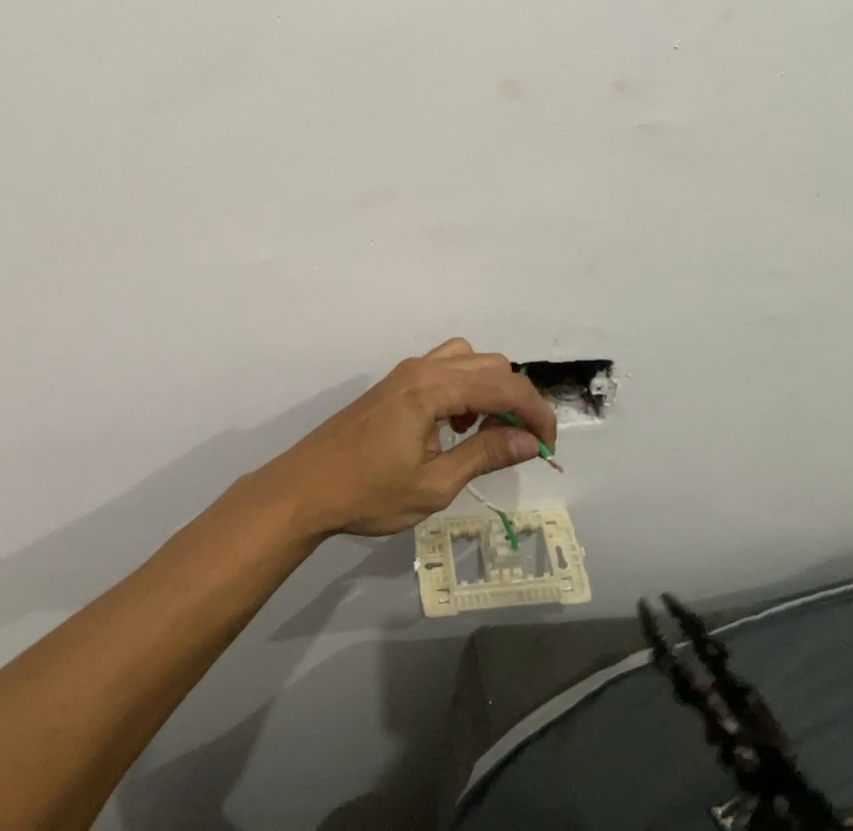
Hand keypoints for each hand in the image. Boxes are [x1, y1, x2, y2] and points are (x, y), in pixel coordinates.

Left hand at [258, 338, 558, 537]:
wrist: (304, 489)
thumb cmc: (368, 493)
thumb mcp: (435, 484)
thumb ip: (485, 455)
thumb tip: (529, 440)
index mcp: (432, 389)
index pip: (504, 386)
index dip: (536, 413)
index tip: (548, 446)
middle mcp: (421, 369)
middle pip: (490, 364)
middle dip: (516, 398)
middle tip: (520, 441)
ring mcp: (404, 373)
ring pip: (467, 360)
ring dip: (489, 389)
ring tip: (485, 432)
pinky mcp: (393, 385)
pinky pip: (443, 369)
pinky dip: (464, 388)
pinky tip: (454, 426)